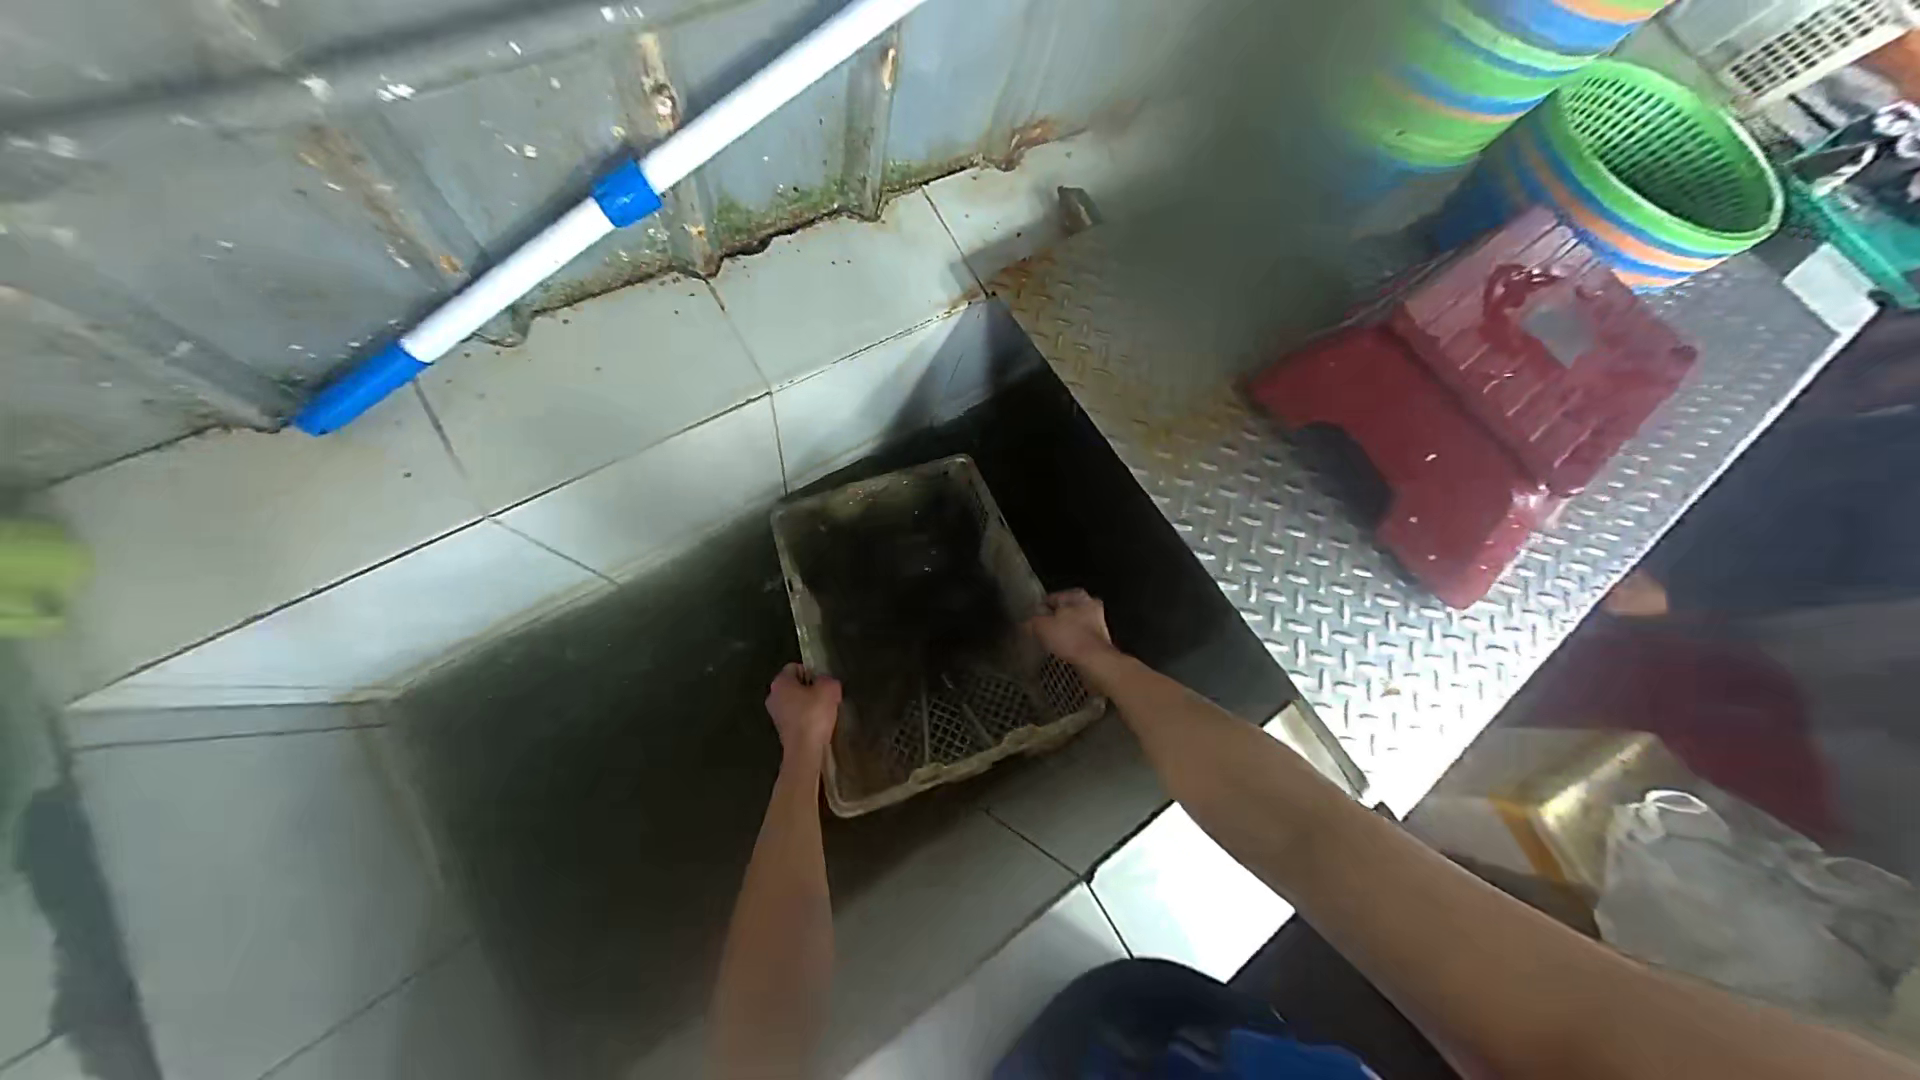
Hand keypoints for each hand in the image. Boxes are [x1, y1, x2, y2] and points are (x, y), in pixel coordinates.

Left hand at [765, 663, 840, 761]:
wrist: (805, 750)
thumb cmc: (814, 714)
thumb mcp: (829, 688)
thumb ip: (827, 679)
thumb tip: (824, 683)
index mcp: (780, 682)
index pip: (795, 667)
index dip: (812, 672)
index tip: (823, 683)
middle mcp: (773, 696)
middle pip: (795, 685)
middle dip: (811, 689)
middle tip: (826, 697)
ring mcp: (775, 715)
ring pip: (796, 702)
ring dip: (810, 705)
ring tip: (824, 713)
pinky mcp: (782, 731)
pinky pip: (797, 717)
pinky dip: (807, 719)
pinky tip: (819, 725)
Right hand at [1027, 589, 1117, 666]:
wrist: (1094, 661)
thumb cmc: (1070, 637)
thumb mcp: (1041, 626)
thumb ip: (1032, 621)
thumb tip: (1026, 623)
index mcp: (1078, 596)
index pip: (1053, 597)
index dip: (1041, 608)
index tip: (1033, 617)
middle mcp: (1091, 606)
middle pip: (1065, 611)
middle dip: (1054, 620)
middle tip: (1041, 630)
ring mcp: (1098, 624)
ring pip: (1074, 626)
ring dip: (1064, 633)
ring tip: (1051, 642)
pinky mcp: (1100, 641)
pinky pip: (1080, 639)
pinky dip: (1072, 644)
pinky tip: (1062, 651)